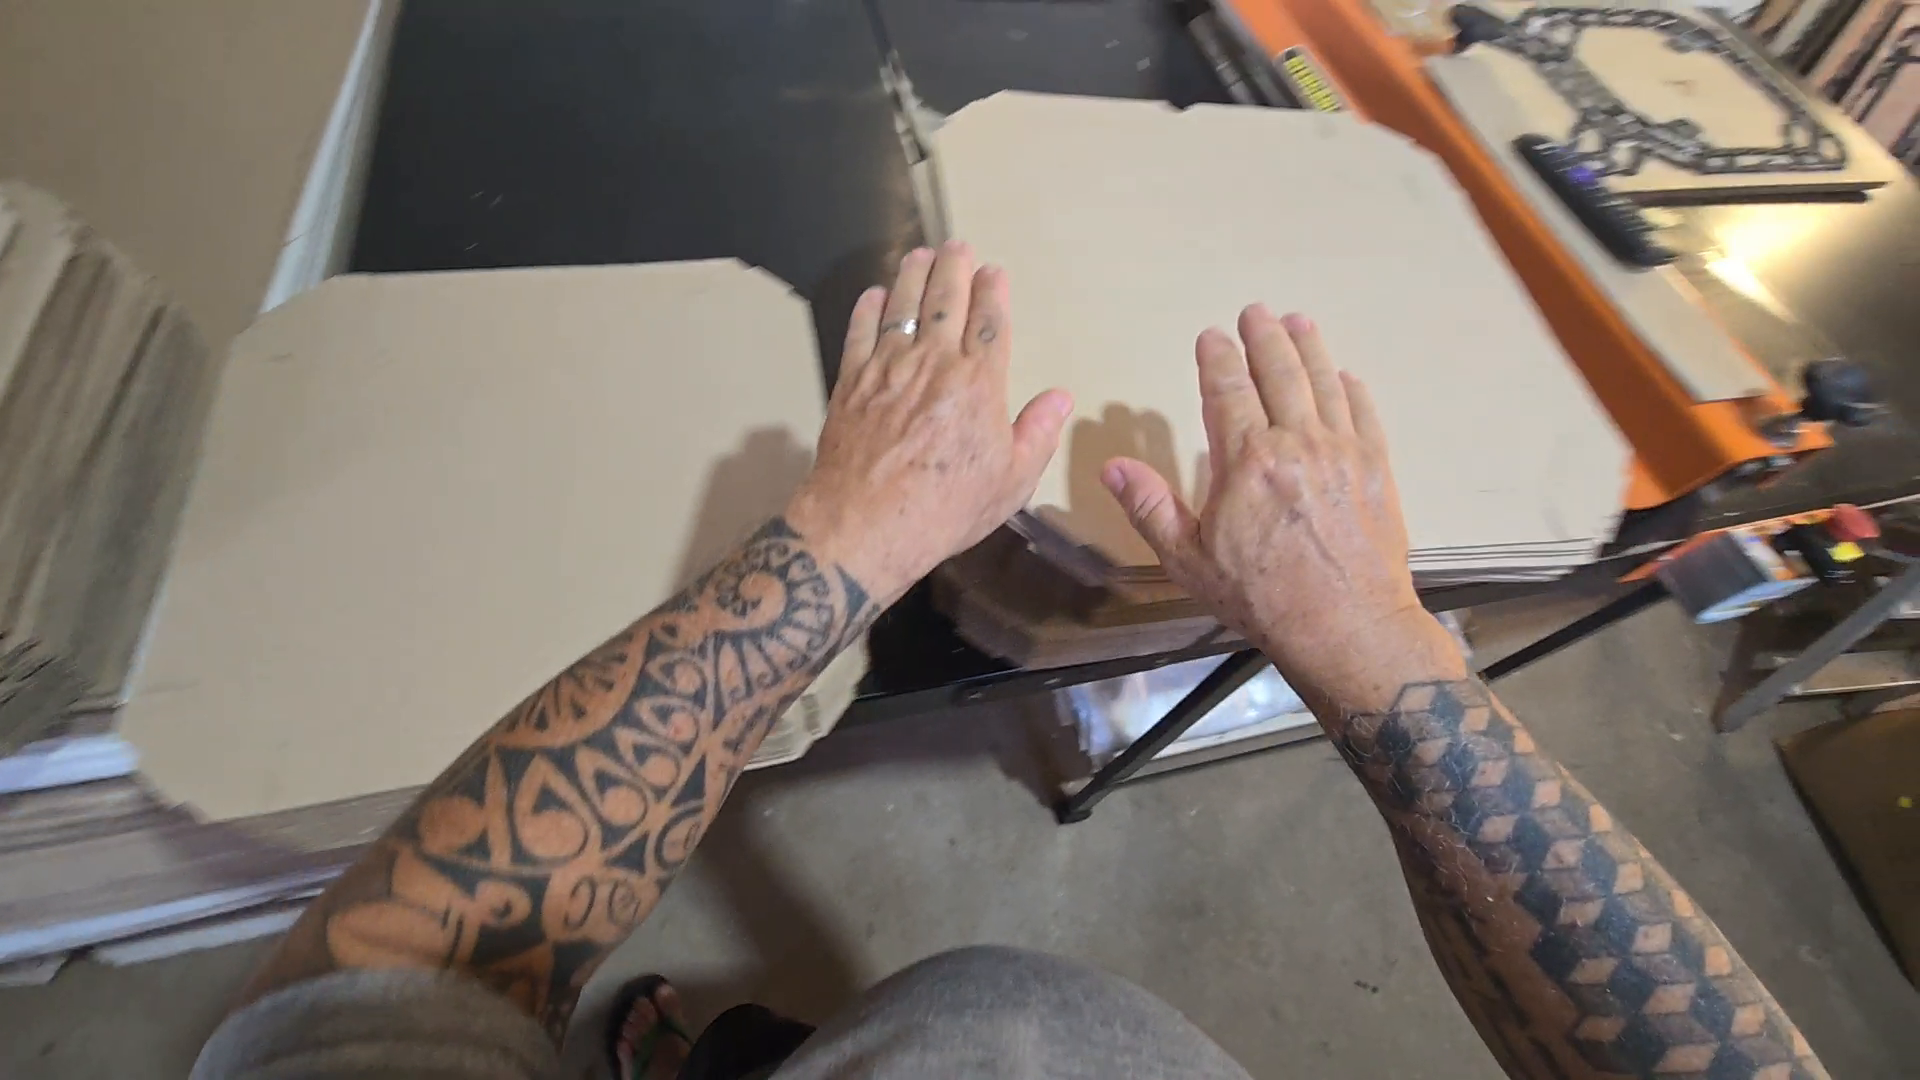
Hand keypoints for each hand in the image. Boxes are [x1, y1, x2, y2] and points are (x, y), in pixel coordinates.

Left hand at [788, 241, 1072, 604]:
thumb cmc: (946, 508)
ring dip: (912, 276)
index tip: (994, 272)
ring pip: (902, 306)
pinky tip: (873, 296)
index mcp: (978, 384)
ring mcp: (887, 369)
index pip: (989, 322)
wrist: (867, 524)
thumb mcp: (1011, 482)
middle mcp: (933, 363)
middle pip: (946, 301)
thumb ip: (1037, 434)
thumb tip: (1060, 398)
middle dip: (954, 268)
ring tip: (919, 255)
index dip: (993, 292)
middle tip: (956, 246)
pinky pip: (859, 333)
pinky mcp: (851, 383)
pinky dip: (867, 310)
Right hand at [1101, 306, 1463, 713]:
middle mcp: (1298, 442)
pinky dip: (1351, 388)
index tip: (1211, 336)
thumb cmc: (1258, 595)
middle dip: (1264, 338)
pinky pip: (1364, 413)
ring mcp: (1344, 452)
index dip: (1217, 359)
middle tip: (1255, 312)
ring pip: (1324, 383)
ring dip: (1309, 348)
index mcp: (1247, 460)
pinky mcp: (1377, 469)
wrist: (1346, 626)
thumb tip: (1111, 467)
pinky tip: (1344, 375)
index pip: (1228, 391)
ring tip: (1298, 321)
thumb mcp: (1188, 558)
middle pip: (1280, 373)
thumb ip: (1150, 507)